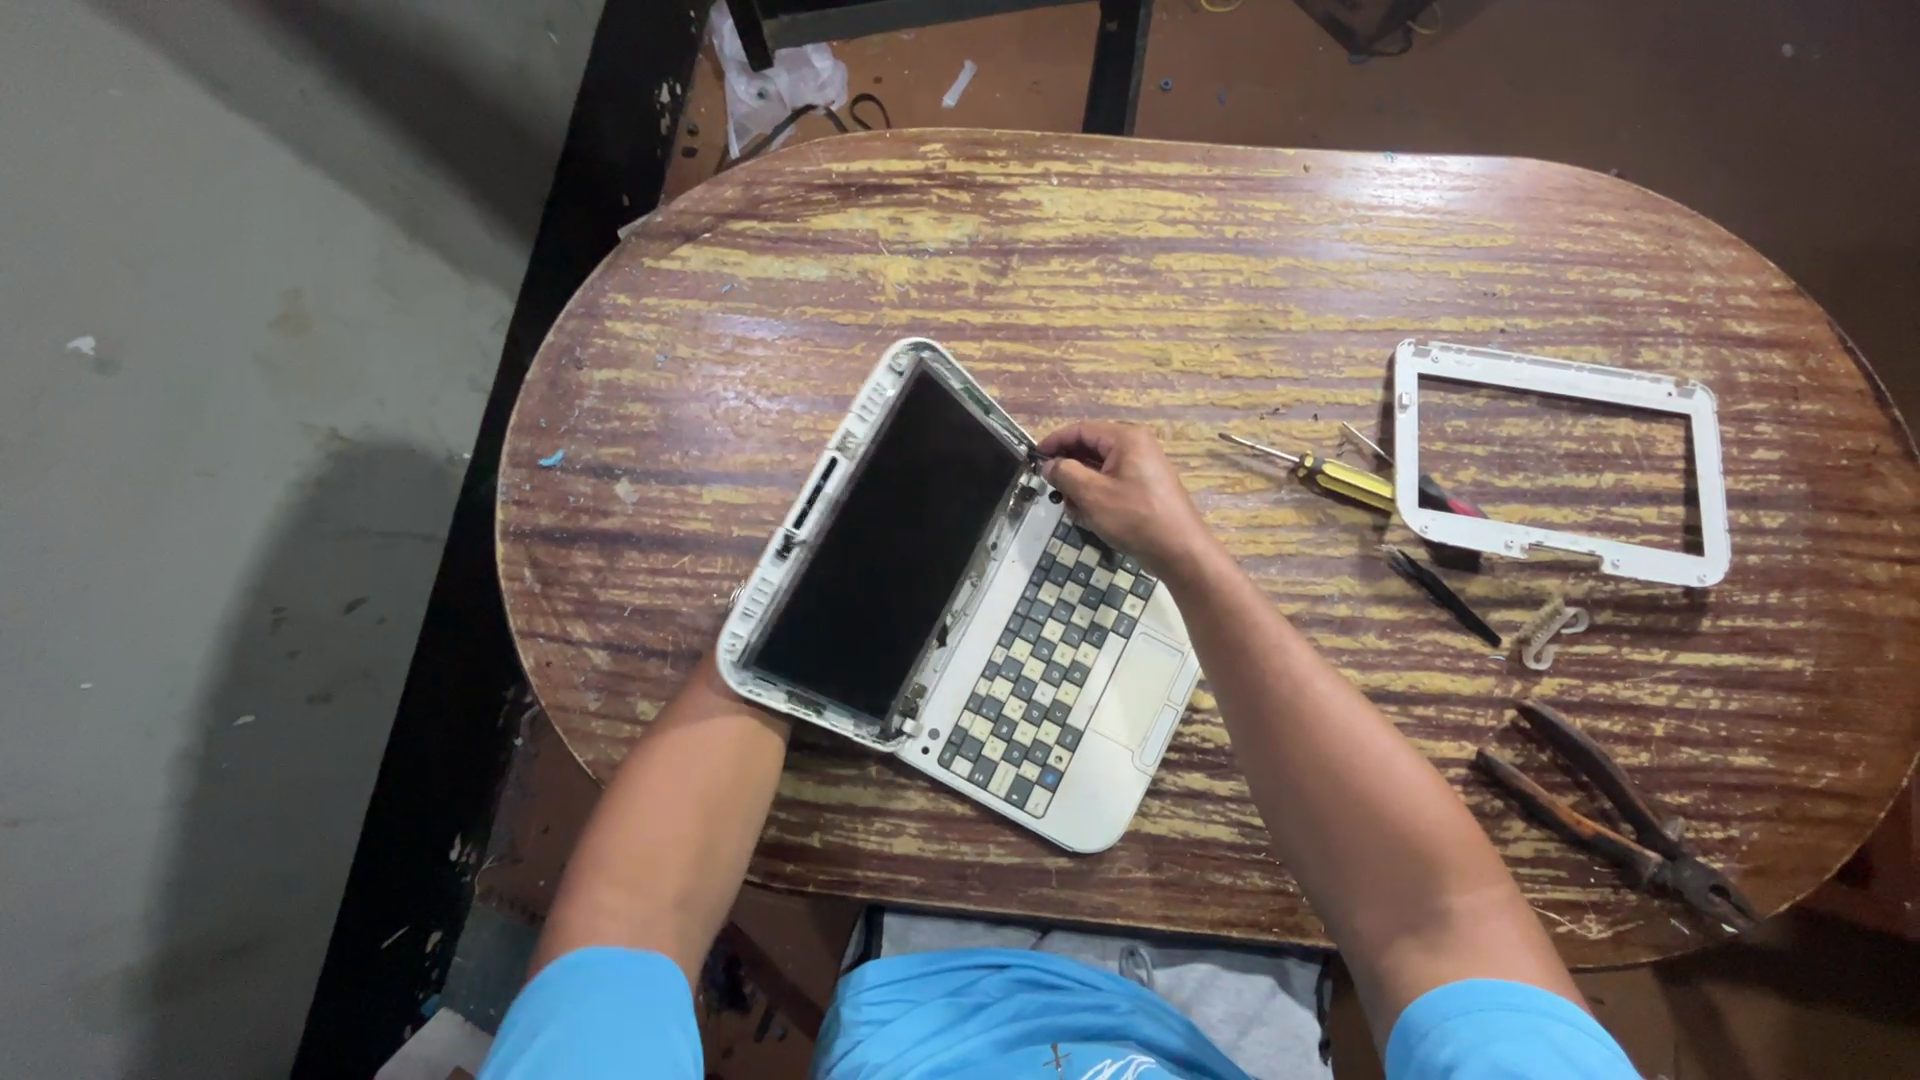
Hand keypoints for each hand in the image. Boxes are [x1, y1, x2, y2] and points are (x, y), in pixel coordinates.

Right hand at [1038, 422, 1219, 579]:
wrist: (1179, 550)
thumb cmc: (1135, 517)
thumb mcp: (1092, 494)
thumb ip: (1065, 473)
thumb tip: (1050, 466)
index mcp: (1126, 439)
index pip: (1081, 430)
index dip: (1054, 443)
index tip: (1035, 460)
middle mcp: (1136, 447)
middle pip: (1090, 449)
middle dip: (1068, 470)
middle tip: (1053, 492)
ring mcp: (1142, 469)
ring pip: (1099, 470)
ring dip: (1080, 488)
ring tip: (1073, 510)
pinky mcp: (1144, 489)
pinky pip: (1112, 485)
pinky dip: (1096, 497)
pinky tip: (1089, 518)